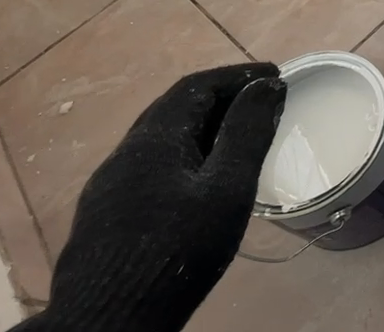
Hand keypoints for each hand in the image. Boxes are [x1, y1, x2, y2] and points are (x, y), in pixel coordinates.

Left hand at [15, 64, 287, 331]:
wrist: (107, 324)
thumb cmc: (177, 249)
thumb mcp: (228, 188)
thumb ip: (247, 132)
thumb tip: (266, 85)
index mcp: (151, 142)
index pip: (196, 87)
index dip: (239, 75)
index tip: (276, 76)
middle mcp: (124, 157)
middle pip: (176, 109)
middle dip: (223, 97)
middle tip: (264, 102)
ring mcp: (110, 189)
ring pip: (163, 139)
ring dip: (206, 126)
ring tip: (243, 135)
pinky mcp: (107, 216)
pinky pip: (154, 165)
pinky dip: (189, 152)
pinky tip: (206, 177)